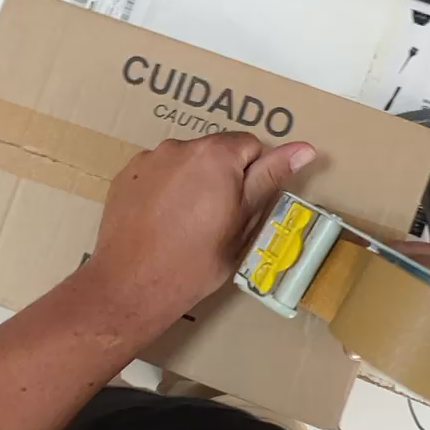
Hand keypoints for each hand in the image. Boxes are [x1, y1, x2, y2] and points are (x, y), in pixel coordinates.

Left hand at [83, 133, 316, 328]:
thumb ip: (270, 178)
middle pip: (215, 151)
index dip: (253, 177)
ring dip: (192, 182)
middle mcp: (178, 146)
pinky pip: (157, 173)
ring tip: (186, 224)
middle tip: (217, 220)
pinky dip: (164, 189)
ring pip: (185, 162)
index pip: (251, 145)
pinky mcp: (125, 176)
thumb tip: (304, 148)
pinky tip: (162, 221)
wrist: (132, 284)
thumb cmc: (195, 261)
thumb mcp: (243, 223)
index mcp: (214, 154)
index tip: (243, 208)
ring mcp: (148, 159)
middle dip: (222, 177)